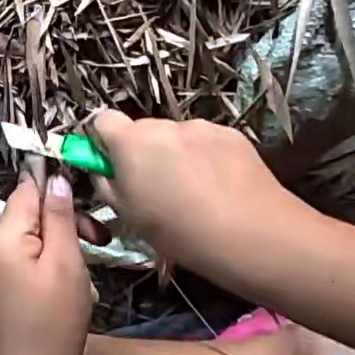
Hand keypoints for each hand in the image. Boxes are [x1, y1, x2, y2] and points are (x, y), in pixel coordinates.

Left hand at [0, 174, 94, 354]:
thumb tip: (55, 177)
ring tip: (87, 278)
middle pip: (29, 214)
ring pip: (32, 239)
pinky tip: (72, 291)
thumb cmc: (53, 320)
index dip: (58, 190)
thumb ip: (60, 216)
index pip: (28, 189)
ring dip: (62, 248)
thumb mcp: (65, 262)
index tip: (89, 207)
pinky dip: (50, 267)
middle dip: (65, 223)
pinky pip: (25, 260)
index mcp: (1, 235)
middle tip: (101, 243)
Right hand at [87, 109, 324, 280]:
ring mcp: (200, 127)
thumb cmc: (180, 231)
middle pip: (141, 130)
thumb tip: (102, 167)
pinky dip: (205, 158)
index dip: (103, 140)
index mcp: (131, 142)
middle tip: (154, 188)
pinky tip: (217, 187)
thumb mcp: (127, 214)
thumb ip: (106, 182)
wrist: (253, 235)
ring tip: (192, 192)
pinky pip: (205, 142)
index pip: (102, 119)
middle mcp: (163, 125)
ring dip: (175, 155)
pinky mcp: (231, 134)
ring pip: (175, 137)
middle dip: (142, 152)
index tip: (111, 163)